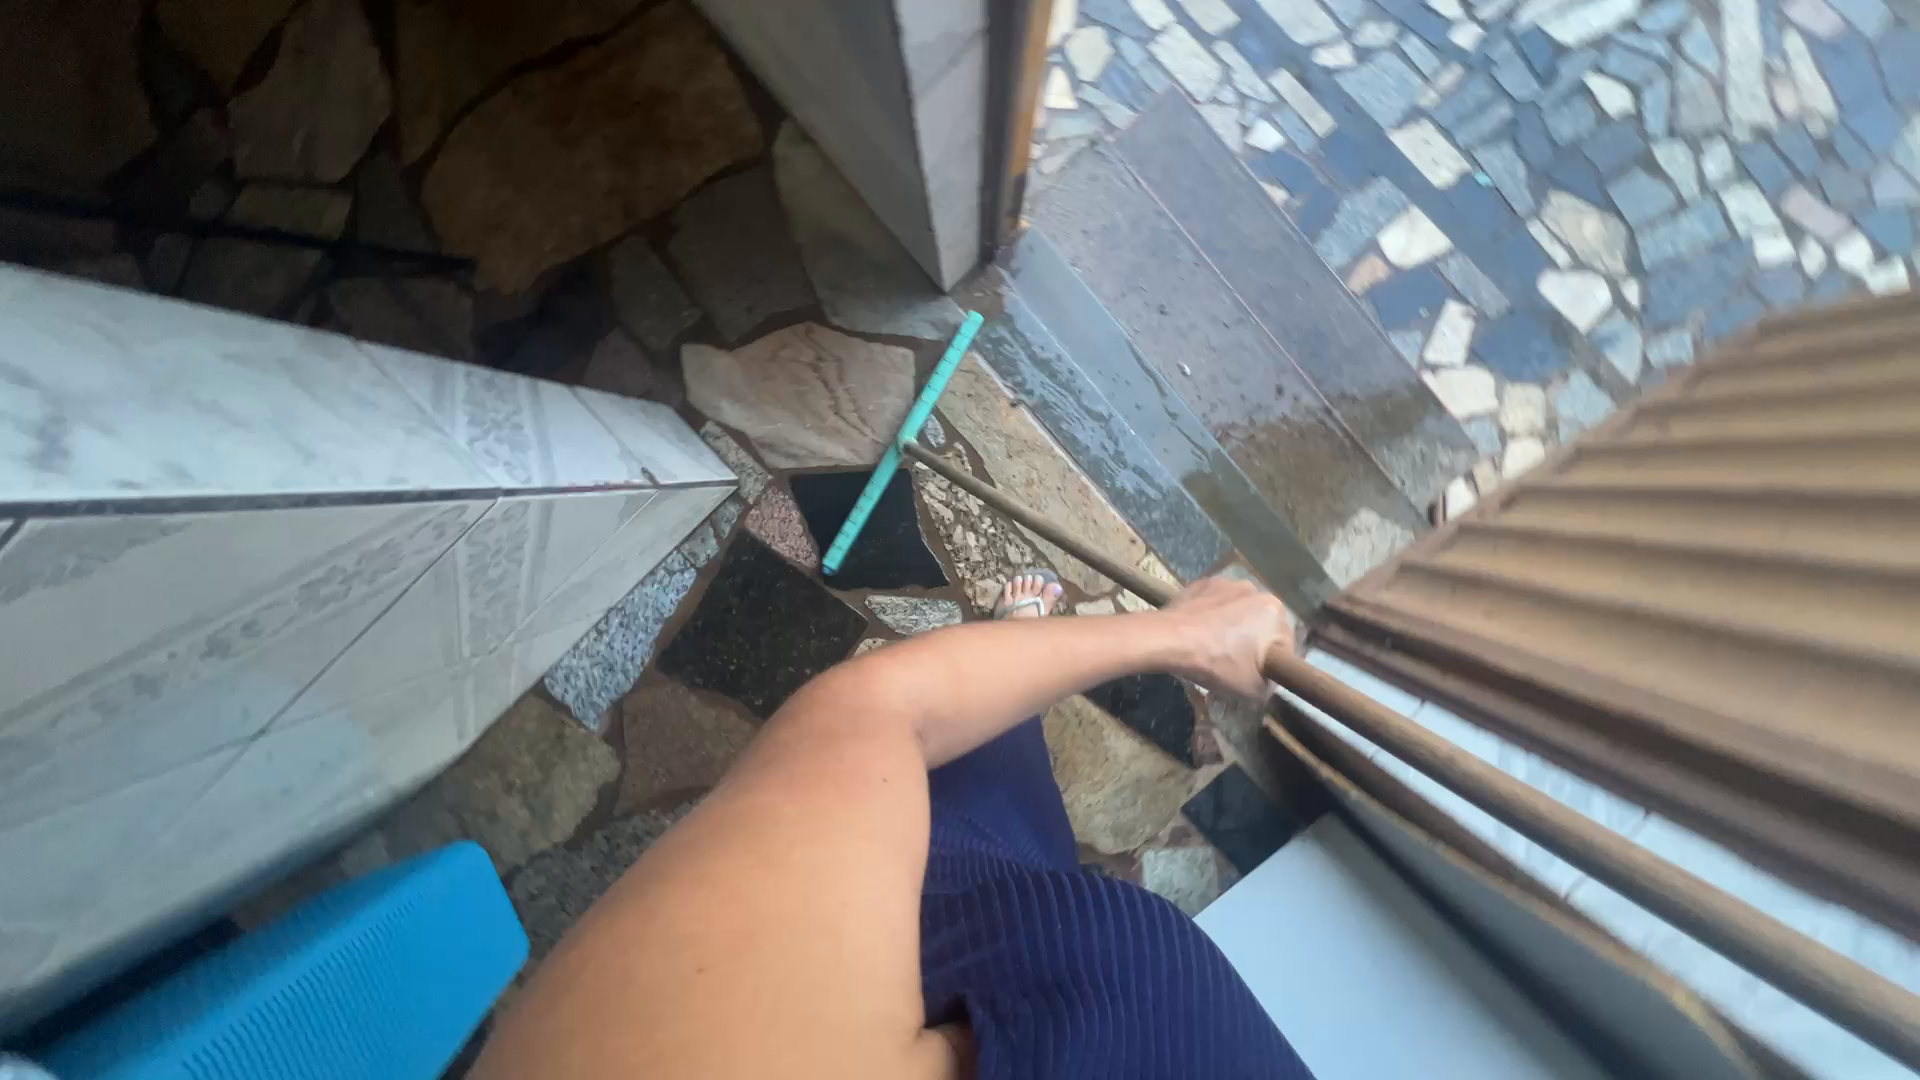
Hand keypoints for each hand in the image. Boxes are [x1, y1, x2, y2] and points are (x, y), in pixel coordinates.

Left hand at [1157, 576, 1293, 698]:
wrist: (1169, 639)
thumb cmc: (1218, 662)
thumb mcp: (1254, 689)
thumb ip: (1272, 684)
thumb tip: (1269, 678)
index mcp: (1275, 610)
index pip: (1283, 642)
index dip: (1272, 662)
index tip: (1255, 673)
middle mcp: (1255, 589)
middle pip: (1260, 622)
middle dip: (1251, 640)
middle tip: (1232, 660)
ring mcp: (1225, 582)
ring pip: (1237, 610)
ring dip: (1230, 624)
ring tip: (1212, 645)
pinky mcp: (1201, 582)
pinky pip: (1214, 602)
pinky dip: (1210, 614)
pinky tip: (1198, 630)